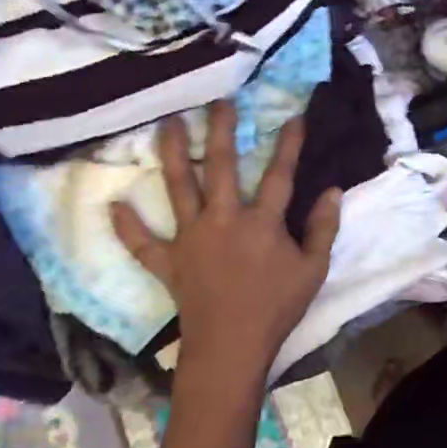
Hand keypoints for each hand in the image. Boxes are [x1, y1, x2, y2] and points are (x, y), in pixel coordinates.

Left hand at [110, 101, 341, 385]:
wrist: (231, 346)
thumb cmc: (276, 308)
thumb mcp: (313, 270)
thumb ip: (322, 228)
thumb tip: (332, 191)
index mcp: (261, 222)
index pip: (278, 174)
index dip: (289, 144)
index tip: (293, 116)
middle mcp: (222, 220)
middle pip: (219, 166)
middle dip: (220, 130)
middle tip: (218, 101)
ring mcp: (190, 238)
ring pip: (178, 188)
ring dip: (171, 154)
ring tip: (167, 124)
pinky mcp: (169, 261)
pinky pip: (143, 243)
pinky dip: (127, 226)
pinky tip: (114, 206)